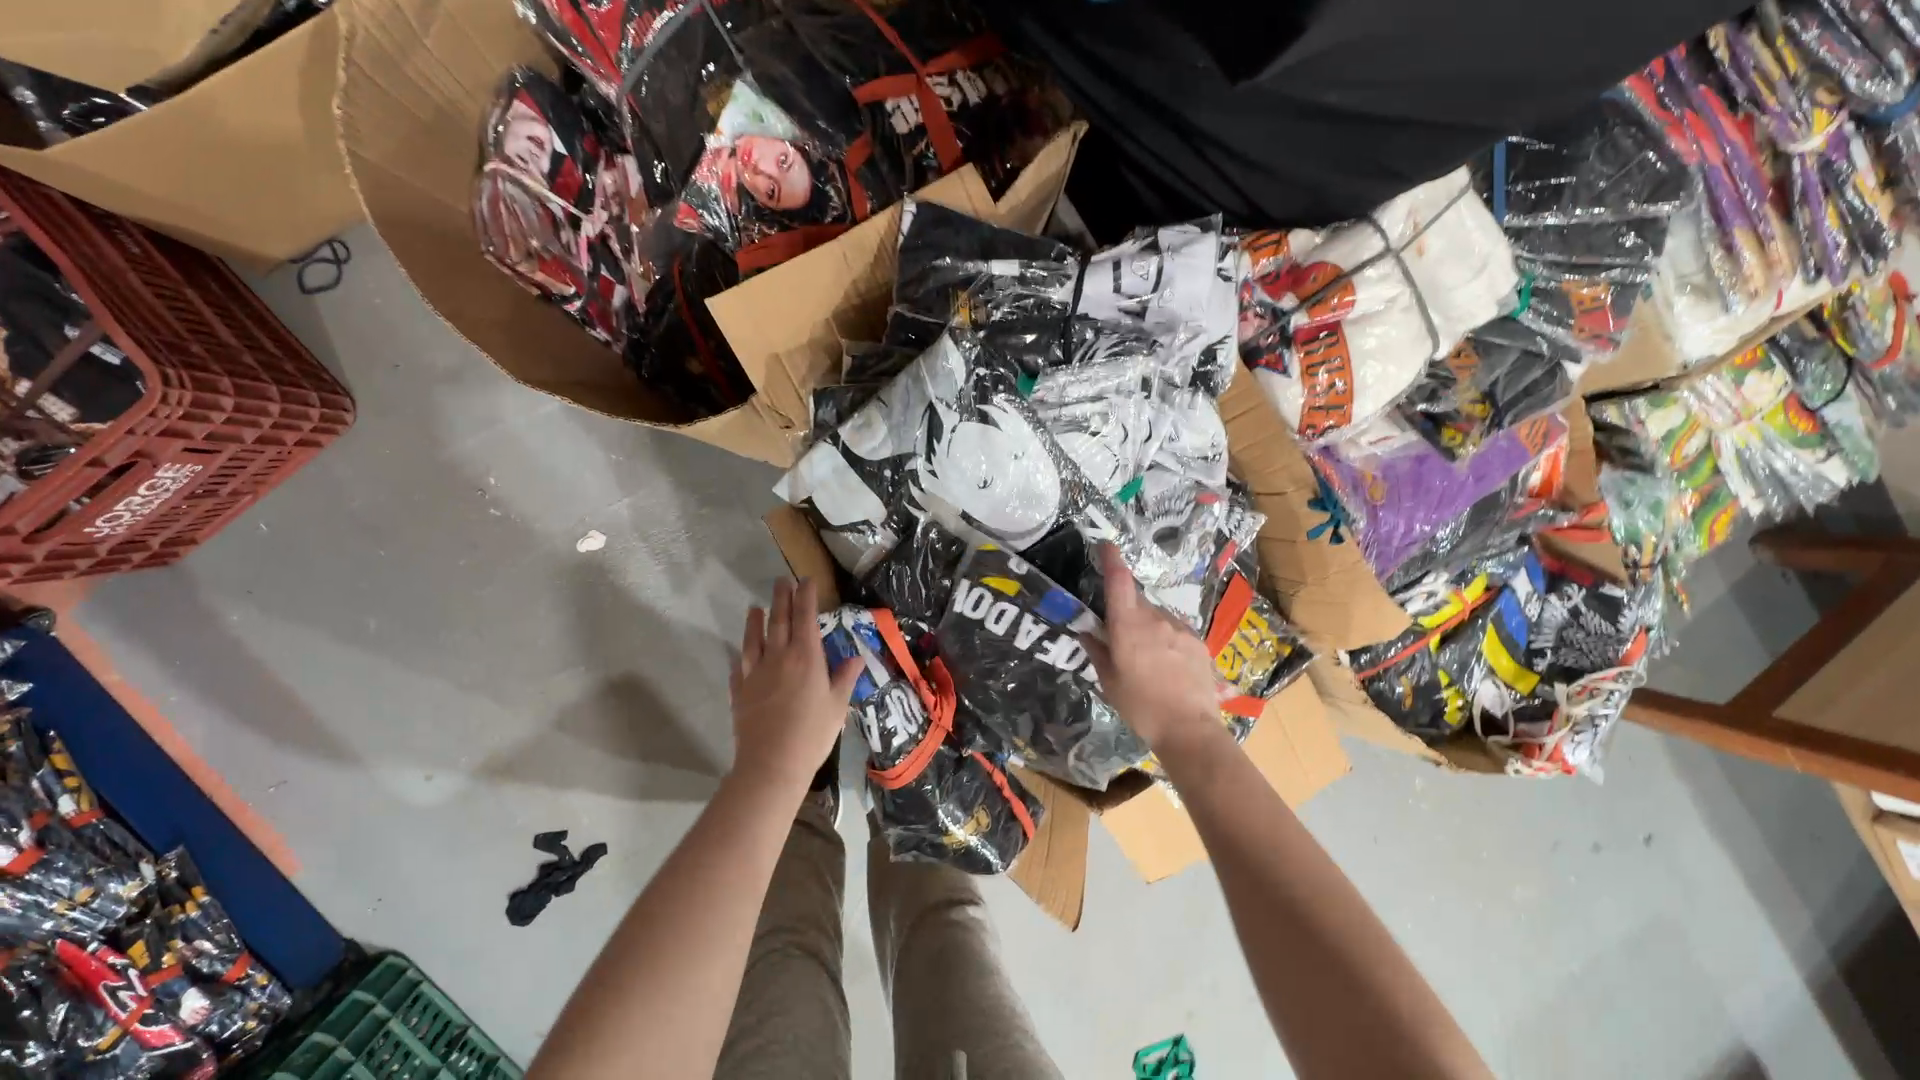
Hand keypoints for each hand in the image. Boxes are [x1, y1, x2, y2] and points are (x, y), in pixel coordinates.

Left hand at [729, 579, 860, 790]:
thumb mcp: (838, 706)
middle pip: (779, 621)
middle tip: (782, 581)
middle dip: (782, 599)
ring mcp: (755, 673)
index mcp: (806, 657)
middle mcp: (778, 657)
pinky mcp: (740, 690)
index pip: (806, 617)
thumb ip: (844, 678)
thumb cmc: (813, 734)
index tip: (805, 580)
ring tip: (756, 607)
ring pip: (754, 639)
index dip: (806, 596)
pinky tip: (740, 652)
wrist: (772, 763)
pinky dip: (741, 654)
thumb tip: (856, 657)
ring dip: (756, 621)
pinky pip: (739, 666)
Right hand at [1084, 544, 1229, 759]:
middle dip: (1127, 614)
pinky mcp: (1199, 642)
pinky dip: (1167, 641)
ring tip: (1147, 661)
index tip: (1106, 544)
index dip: (1111, 559)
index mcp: (1128, 625)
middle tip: (1120, 642)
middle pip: (1137, 603)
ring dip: (1148, 629)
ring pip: (1158, 618)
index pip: (1119, 581)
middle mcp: (1156, 618)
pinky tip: (1167, 667)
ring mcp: (1181, 628)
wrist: (1189, 728)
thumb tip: (1087, 633)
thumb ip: (1097, 652)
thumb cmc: (1141, 706)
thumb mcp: (1109, 682)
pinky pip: (1175, 632)